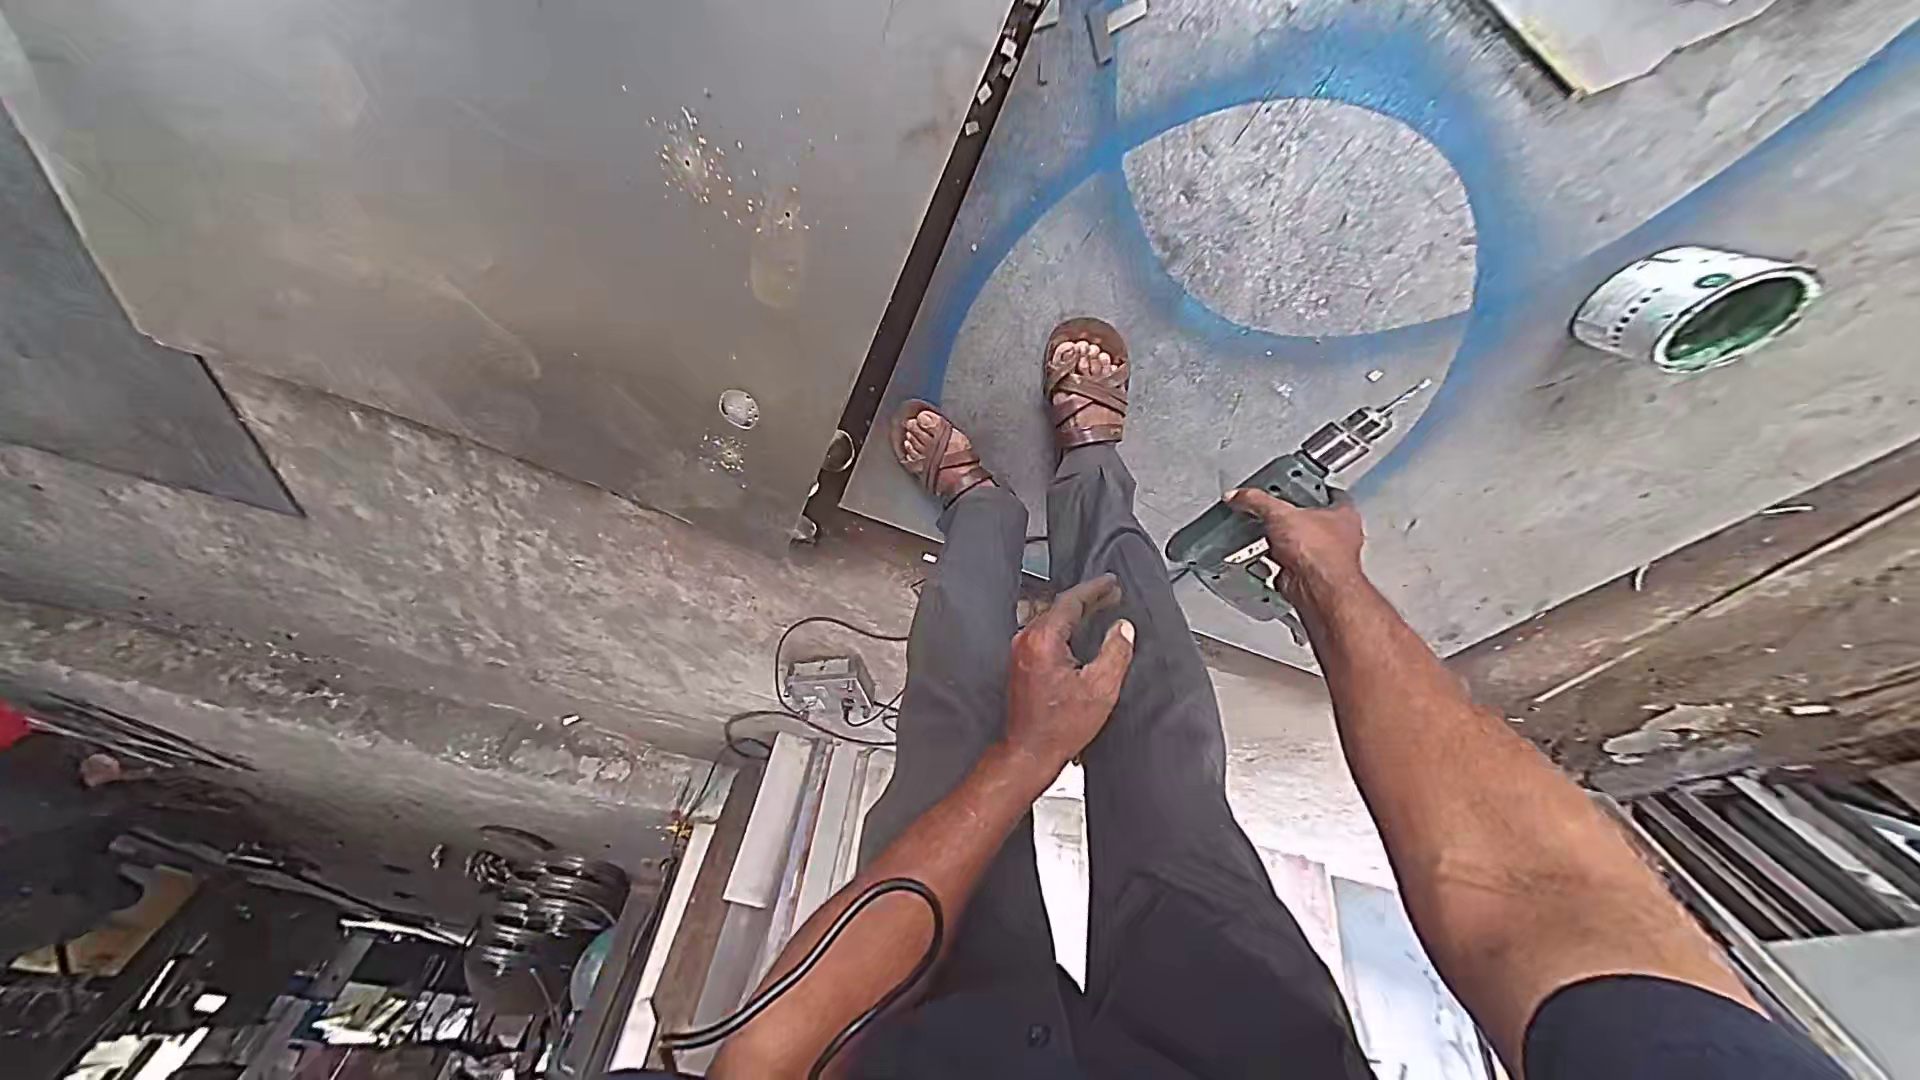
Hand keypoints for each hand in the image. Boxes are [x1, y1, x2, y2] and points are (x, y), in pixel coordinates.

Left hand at [1004, 573, 1134, 771]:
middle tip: (1110, 594)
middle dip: (1087, 599)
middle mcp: (1026, 639)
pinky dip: (1064, 626)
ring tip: (1099, 609)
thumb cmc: (1059, 727)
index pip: (1070, 601)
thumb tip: (1123, 629)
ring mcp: (1019, 650)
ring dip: (1075, 612)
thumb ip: (1115, 652)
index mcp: (1043, 640)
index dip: (1094, 589)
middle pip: (1058, 606)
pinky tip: (1079, 632)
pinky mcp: (1019, 661)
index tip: (1111, 582)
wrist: (1029, 750)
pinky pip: (1044, 632)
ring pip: (1050, 618)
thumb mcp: (1100, 689)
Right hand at [1224, 488, 1367, 607]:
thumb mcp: (1280, 513)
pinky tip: (1263, 559)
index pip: (1330, 494)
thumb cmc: (1318, 552)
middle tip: (1272, 514)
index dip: (1313, 489)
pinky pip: (1285, 565)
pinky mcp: (1306, 575)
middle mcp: (1337, 537)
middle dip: (1289, 519)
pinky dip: (1272, 562)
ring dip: (1280, 543)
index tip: (1298, 487)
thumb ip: (1257, 501)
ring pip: (1298, 545)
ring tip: (1264, 537)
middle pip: (1309, 521)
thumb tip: (1239, 495)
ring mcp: (1322, 558)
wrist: (1316, 588)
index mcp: (1343, 515)